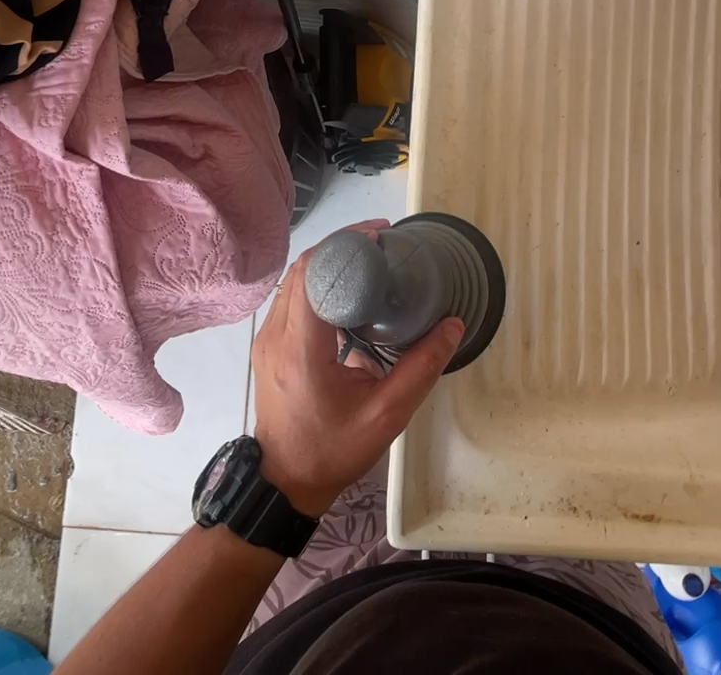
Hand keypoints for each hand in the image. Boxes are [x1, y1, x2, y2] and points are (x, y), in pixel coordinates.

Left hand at [250, 221, 465, 516]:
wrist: (285, 483)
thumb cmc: (333, 450)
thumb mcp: (387, 414)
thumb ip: (422, 367)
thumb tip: (452, 325)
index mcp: (301, 348)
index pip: (313, 273)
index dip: (345, 245)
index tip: (379, 237)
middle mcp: (276, 335)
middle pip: (302, 269)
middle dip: (341, 247)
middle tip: (381, 245)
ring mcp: (267, 340)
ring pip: (294, 282)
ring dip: (329, 264)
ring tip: (369, 262)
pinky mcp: (269, 347)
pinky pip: (292, 300)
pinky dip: (319, 286)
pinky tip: (350, 292)